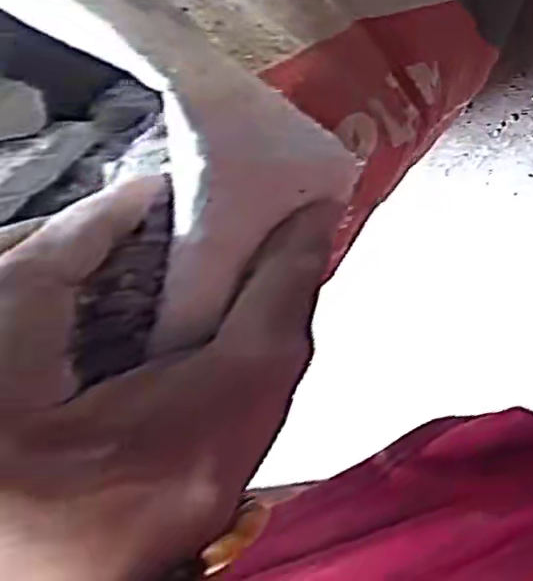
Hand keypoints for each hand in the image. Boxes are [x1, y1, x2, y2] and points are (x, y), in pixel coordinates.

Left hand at [0, 176, 337, 580]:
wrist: (111, 580)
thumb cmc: (173, 488)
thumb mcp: (254, 374)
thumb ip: (282, 283)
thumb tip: (310, 213)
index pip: (38, 262)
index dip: (117, 211)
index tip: (179, 183)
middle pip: (1, 273)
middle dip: (84, 241)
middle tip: (166, 226)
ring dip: (67, 275)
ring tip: (143, 267)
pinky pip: (1, 335)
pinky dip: (49, 313)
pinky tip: (106, 318)